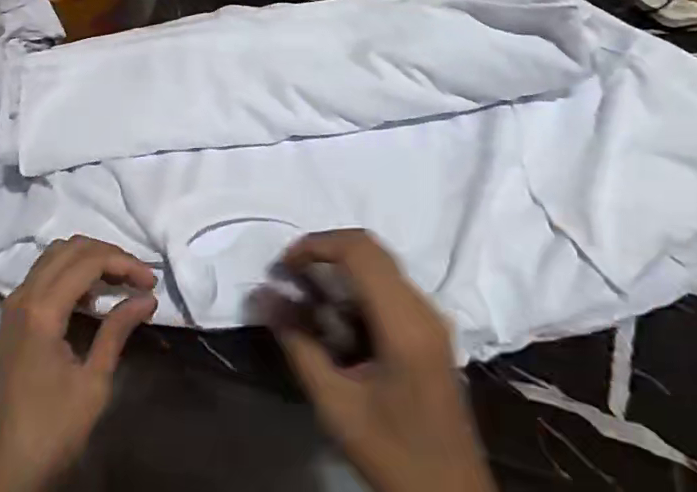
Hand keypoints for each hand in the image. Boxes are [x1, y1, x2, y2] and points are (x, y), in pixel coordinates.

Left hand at [0, 237, 158, 491]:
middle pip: (70, 248)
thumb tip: (146, 298)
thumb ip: (116, 332)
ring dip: (88, 259)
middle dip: (108, 254)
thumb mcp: (92, 385)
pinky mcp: (11, 320)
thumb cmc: (47, 432)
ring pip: (53, 257)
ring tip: (118, 282)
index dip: (125, 263)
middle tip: (138, 278)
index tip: (152, 282)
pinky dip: (70, 272)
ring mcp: (12, 306)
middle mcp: (23, 296)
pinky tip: (91, 295)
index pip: (89, 260)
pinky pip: (42, 275)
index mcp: (42, 309)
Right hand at [270, 231, 496, 491]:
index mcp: (404, 322)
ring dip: (340, 268)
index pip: (360, 251)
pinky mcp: (431, 328)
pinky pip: (390, 286)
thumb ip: (298, 344)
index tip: (283, 265)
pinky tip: (337, 319)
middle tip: (290, 276)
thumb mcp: (335, 404)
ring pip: (381, 265)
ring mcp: (432, 316)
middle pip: (371, 249)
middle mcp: (423, 306)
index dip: (317, 245)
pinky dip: (357, 286)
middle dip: (325, 252)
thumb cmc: (392, 451)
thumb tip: (264, 295)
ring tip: (306, 296)